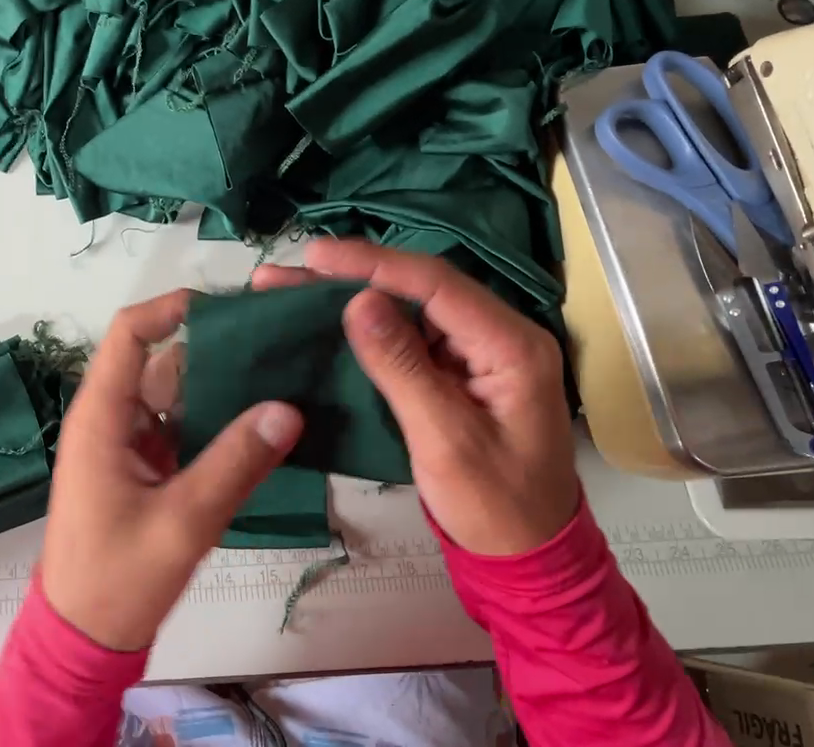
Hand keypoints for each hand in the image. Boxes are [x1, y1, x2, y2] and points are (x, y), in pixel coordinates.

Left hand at [41, 290, 303, 649]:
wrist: (84, 638)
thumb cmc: (118, 577)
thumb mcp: (182, 521)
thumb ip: (234, 463)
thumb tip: (288, 408)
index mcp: (102, 415)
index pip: (129, 334)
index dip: (171, 308)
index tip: (228, 306)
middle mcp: (113, 418)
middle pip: (163, 362)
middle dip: (216, 350)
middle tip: (278, 345)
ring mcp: (128, 444)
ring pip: (178, 397)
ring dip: (222, 390)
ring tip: (283, 378)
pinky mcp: (144, 469)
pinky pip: (182, 430)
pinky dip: (216, 425)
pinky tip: (262, 426)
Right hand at [254, 240, 578, 555]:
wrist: (525, 557)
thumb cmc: (494, 506)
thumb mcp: (446, 440)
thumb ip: (403, 367)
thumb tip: (359, 302)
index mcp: (511, 344)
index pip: (436, 284)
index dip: (373, 264)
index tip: (316, 257)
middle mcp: (497, 334)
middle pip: (418, 287)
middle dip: (352, 275)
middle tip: (289, 271)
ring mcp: (476, 350)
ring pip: (407, 306)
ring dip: (351, 296)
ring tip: (292, 286)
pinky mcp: (457, 367)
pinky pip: (407, 334)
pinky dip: (363, 326)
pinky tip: (324, 319)